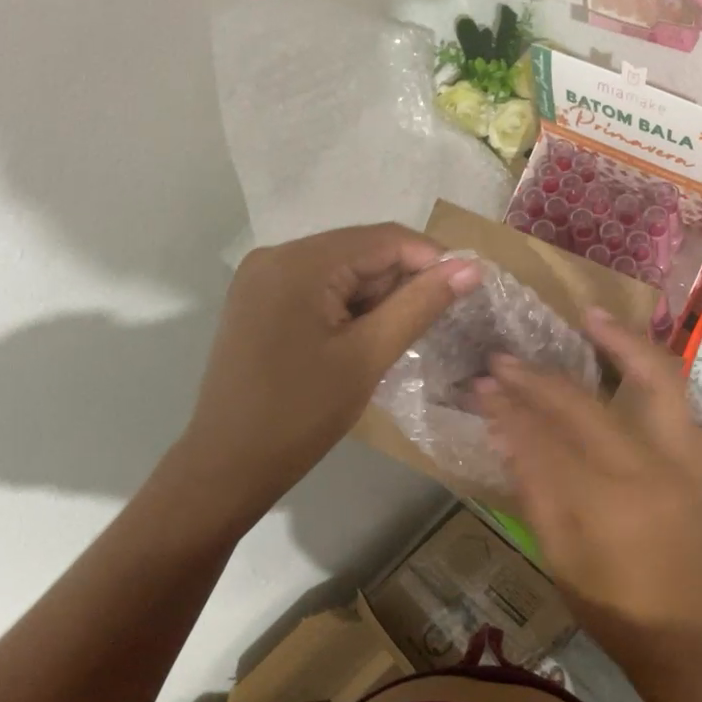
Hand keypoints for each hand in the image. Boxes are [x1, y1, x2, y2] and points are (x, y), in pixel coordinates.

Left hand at [173, 225, 479, 524]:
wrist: (230, 462)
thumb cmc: (303, 412)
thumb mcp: (369, 355)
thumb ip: (420, 305)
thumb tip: (471, 269)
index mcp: (300, 263)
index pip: (384, 238)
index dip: (433, 259)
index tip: (469, 290)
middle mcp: (276, 256)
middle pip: (361, 250)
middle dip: (404, 280)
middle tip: (438, 321)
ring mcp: (263, 279)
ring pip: (343, 270)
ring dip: (380, 296)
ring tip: (404, 336)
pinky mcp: (260, 302)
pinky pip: (320, 288)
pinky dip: (351, 306)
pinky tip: (367, 338)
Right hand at [478, 309, 701, 676]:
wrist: (678, 634)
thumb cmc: (611, 605)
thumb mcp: (559, 553)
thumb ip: (535, 487)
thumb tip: (503, 429)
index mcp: (606, 500)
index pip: (547, 439)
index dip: (511, 408)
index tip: (482, 383)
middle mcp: (653, 469)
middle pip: (592, 407)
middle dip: (545, 379)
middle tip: (511, 359)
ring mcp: (690, 465)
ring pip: (665, 387)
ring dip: (628, 347)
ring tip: (595, 318)